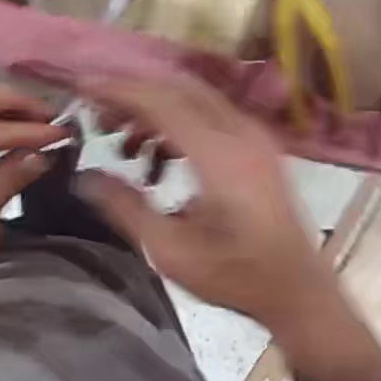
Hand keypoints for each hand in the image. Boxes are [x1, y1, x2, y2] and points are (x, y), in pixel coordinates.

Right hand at [74, 76, 339, 334]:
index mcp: (220, 155)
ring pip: (194, 97)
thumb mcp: (171, 251)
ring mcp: (253, 136)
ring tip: (122, 141)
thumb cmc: (236, 276)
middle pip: (177, 88)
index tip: (81, 88)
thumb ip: (125, 208)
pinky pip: (209, 114)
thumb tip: (85, 177)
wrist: (299, 291)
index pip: (160, 101)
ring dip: (154, 107)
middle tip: (96, 111)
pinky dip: (176, 121)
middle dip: (132, 92)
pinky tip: (157, 156)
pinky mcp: (257, 146)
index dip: (117, 90)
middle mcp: (240, 132)